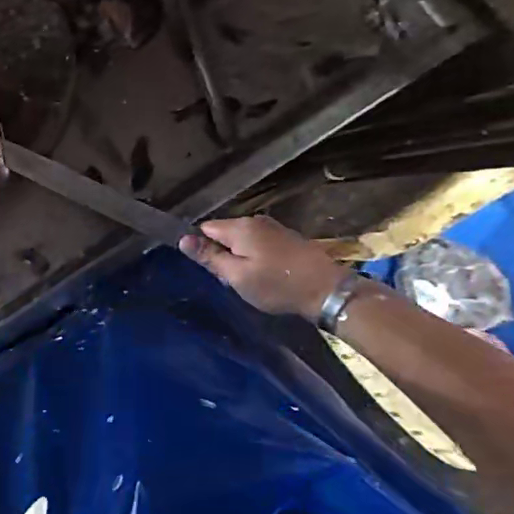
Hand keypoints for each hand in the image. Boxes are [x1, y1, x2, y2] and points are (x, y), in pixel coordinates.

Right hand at [179, 216, 351, 319]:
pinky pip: (260, 242)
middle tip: (232, 278)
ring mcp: (275, 228)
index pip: (204, 229)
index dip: (203, 247)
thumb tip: (182, 239)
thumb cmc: (278, 286)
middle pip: (224, 233)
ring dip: (241, 255)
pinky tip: (268, 273)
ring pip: (243, 238)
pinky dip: (258, 255)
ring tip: (251, 278)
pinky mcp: (289, 238)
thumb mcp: (236, 276)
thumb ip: (209, 257)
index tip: (212, 268)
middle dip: (223, 252)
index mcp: (240, 227)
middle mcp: (256, 221)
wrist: (331, 292)